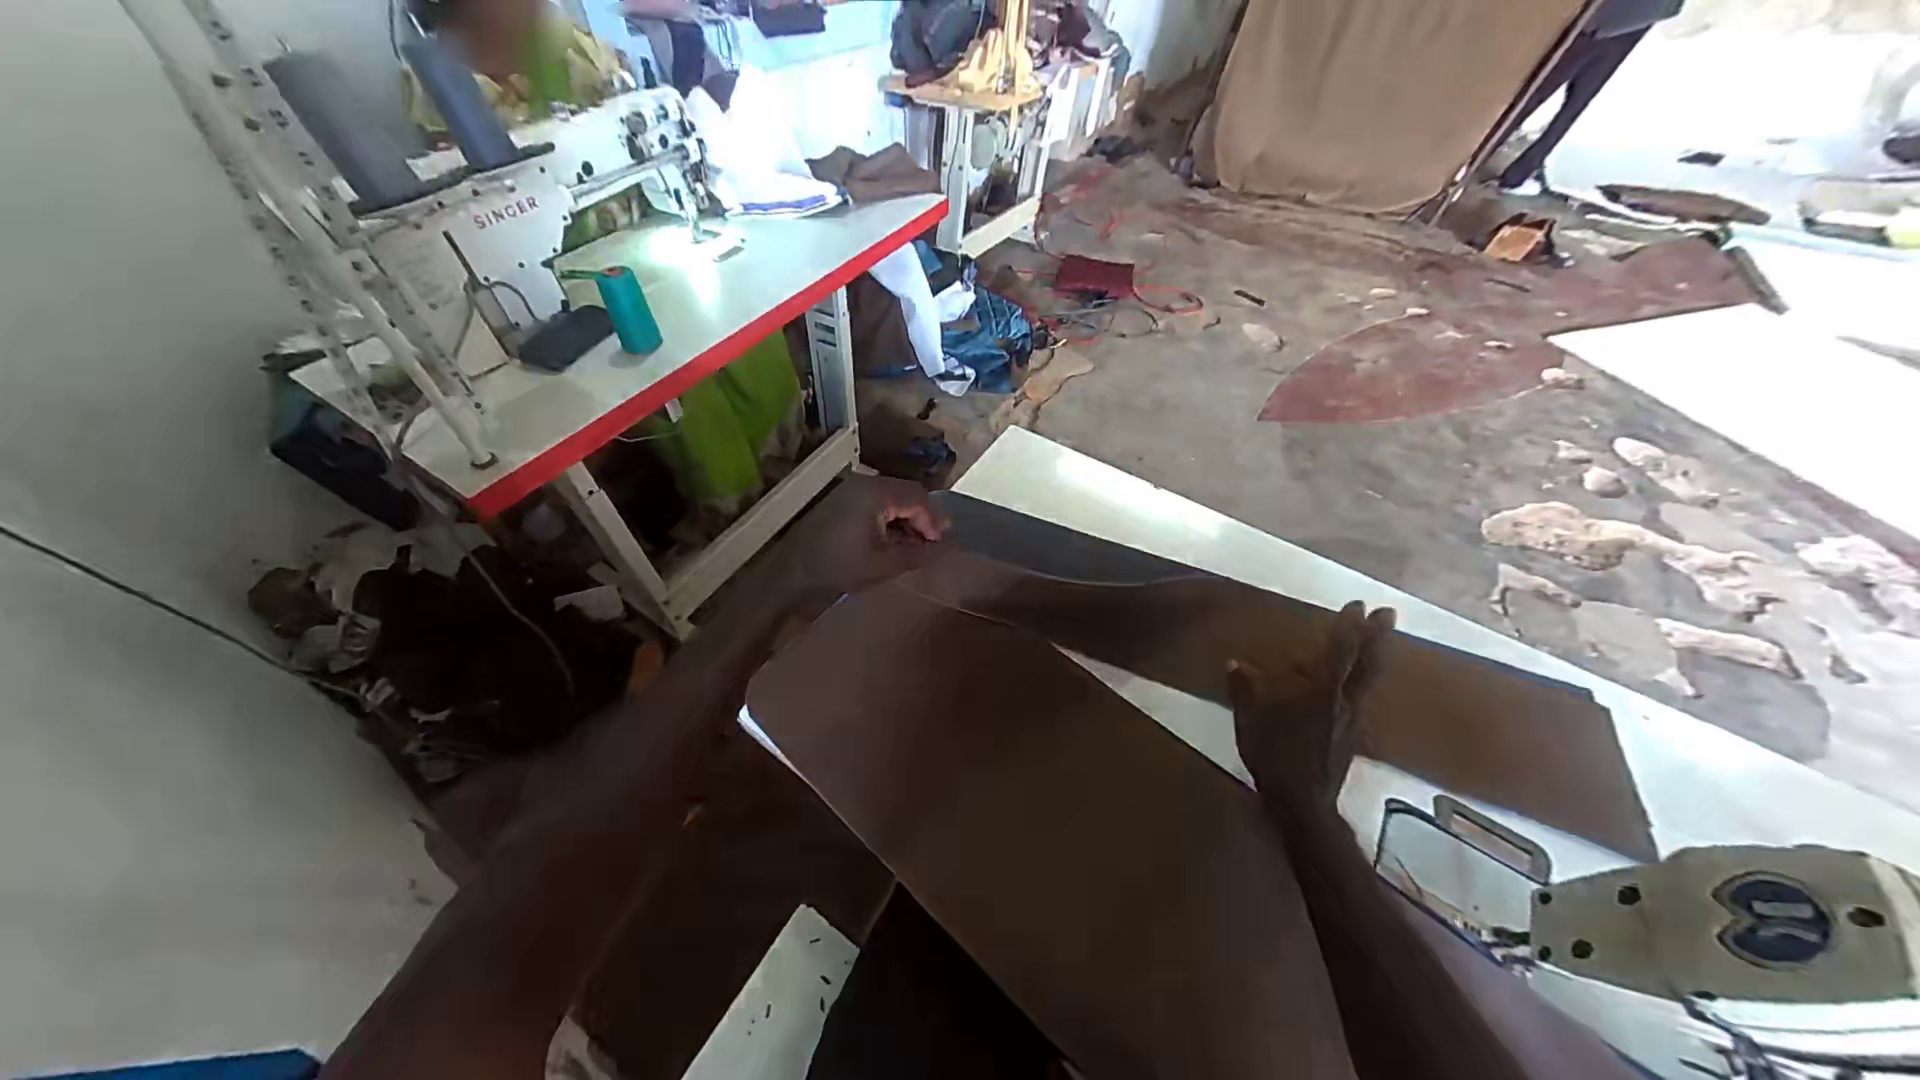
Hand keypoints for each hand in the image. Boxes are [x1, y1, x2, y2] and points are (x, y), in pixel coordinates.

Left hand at [774, 475, 947, 604]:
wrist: (788, 574)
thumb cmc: (838, 567)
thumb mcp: (883, 565)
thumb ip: (917, 553)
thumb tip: (942, 548)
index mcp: (875, 493)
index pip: (917, 497)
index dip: (933, 520)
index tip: (939, 544)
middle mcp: (862, 483)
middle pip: (905, 493)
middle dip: (922, 517)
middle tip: (932, 542)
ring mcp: (848, 490)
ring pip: (890, 497)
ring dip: (905, 518)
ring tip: (913, 544)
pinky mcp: (838, 502)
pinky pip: (874, 503)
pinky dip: (888, 519)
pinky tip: (890, 540)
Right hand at [1227, 601, 1395, 809]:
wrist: (1303, 801)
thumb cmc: (1275, 757)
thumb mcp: (1250, 721)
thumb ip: (1244, 691)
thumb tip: (1234, 663)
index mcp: (1320, 695)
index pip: (1339, 654)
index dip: (1348, 628)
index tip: (1357, 606)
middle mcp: (1344, 703)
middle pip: (1368, 664)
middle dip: (1378, 637)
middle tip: (1388, 613)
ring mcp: (1353, 719)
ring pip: (1371, 680)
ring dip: (1377, 656)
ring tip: (1382, 639)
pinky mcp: (1353, 734)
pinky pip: (1364, 696)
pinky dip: (1366, 679)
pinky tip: (1358, 681)